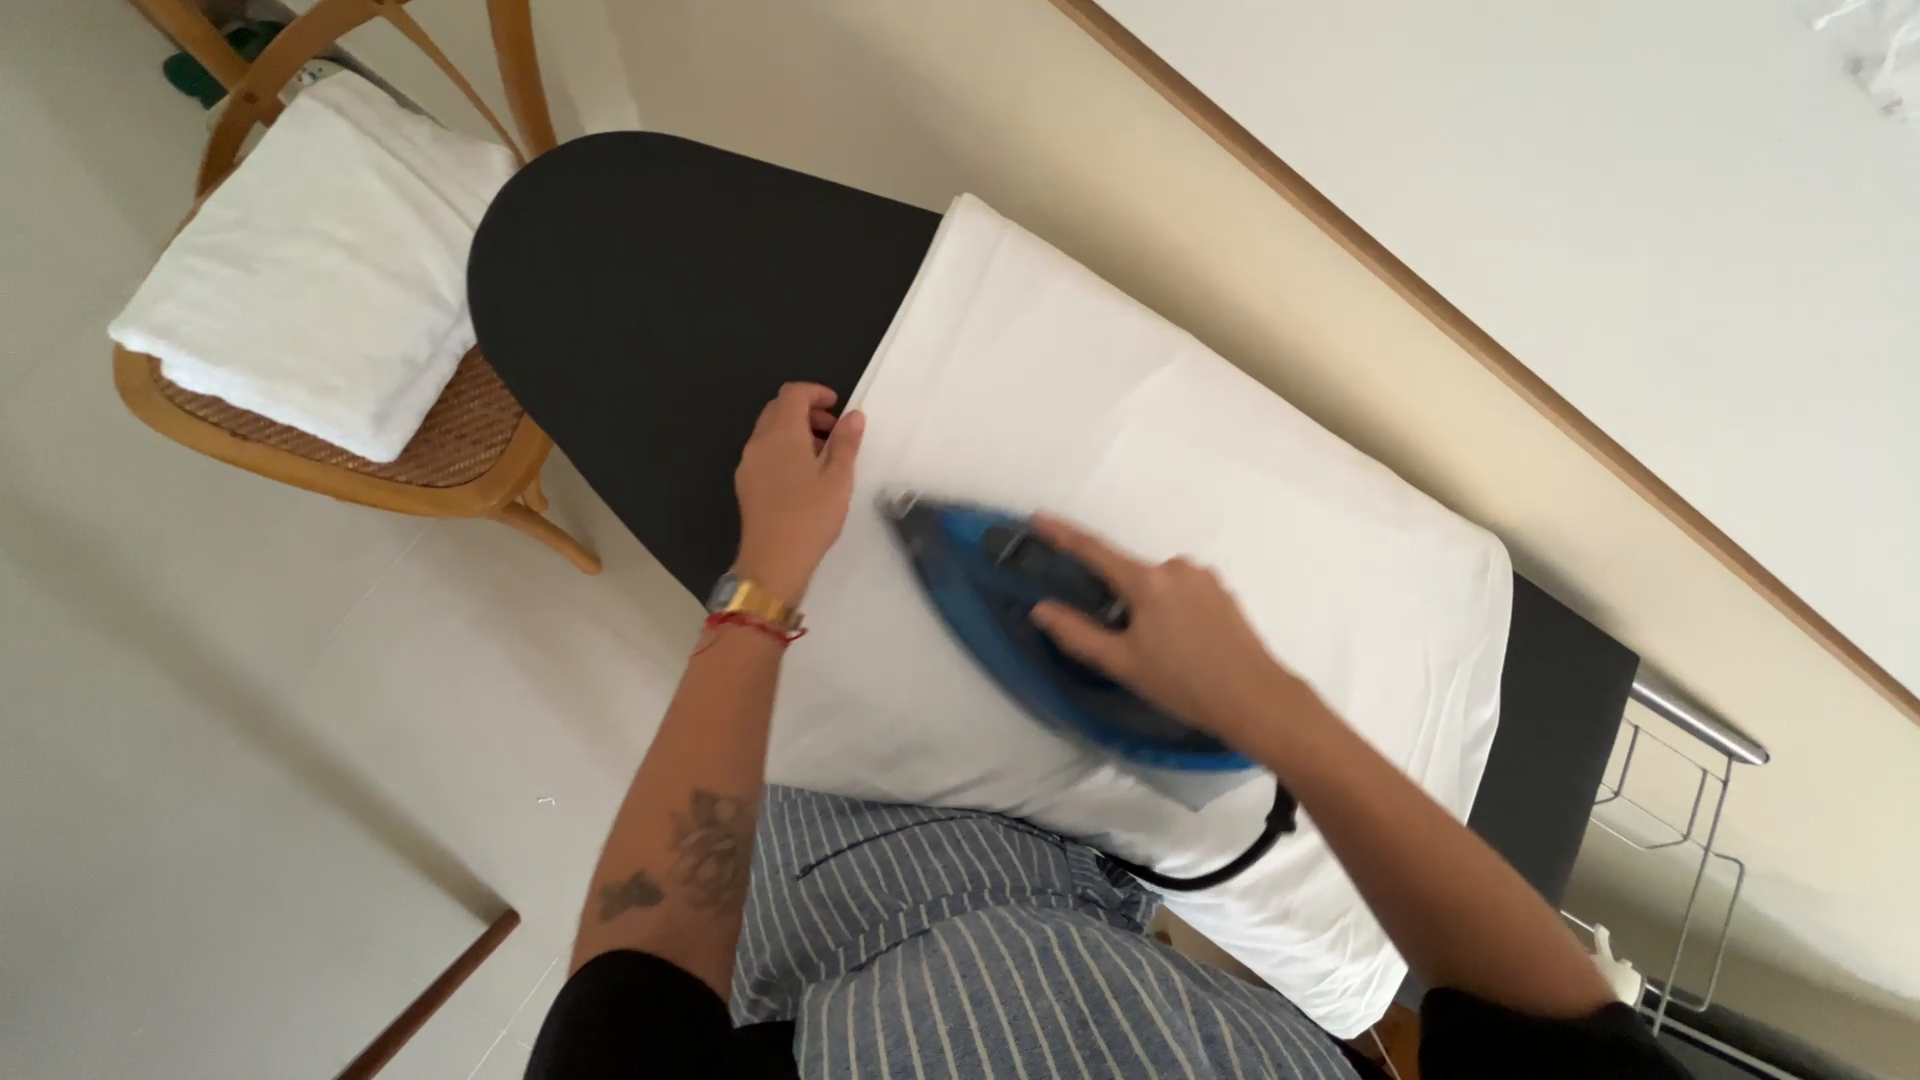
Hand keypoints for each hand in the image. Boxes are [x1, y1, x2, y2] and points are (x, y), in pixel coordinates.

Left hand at [732, 383, 864, 602]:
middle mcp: (759, 441)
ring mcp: (748, 463)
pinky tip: (803, 476)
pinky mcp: (746, 483)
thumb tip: (853, 416)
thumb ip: (846, 443)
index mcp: (782, 433)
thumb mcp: (838, 479)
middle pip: (778, 409)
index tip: (837, 407)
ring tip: (822, 456)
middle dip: (806, 411)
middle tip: (833, 431)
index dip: (816, 393)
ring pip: (769, 431)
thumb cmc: (811, 516)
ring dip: (795, 431)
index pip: (793, 394)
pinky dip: (783, 449)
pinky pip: (764, 452)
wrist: (774, 561)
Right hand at [1027, 513, 1308, 741]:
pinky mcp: (1223, 591)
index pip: (1094, 551)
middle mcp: (1176, 567)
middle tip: (1127, 644)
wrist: (1257, 699)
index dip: (1063, 534)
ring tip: (1163, 653)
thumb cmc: (1184, 683)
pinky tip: (1185, 645)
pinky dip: (1172, 611)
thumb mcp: (1123, 663)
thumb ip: (1077, 633)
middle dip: (1119, 601)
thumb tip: (1042, 609)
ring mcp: (1204, 577)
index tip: (1038, 518)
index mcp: (1147, 581)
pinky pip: (1182, 592)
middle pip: (1129, 575)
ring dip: (1148, 608)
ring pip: (1157, 586)